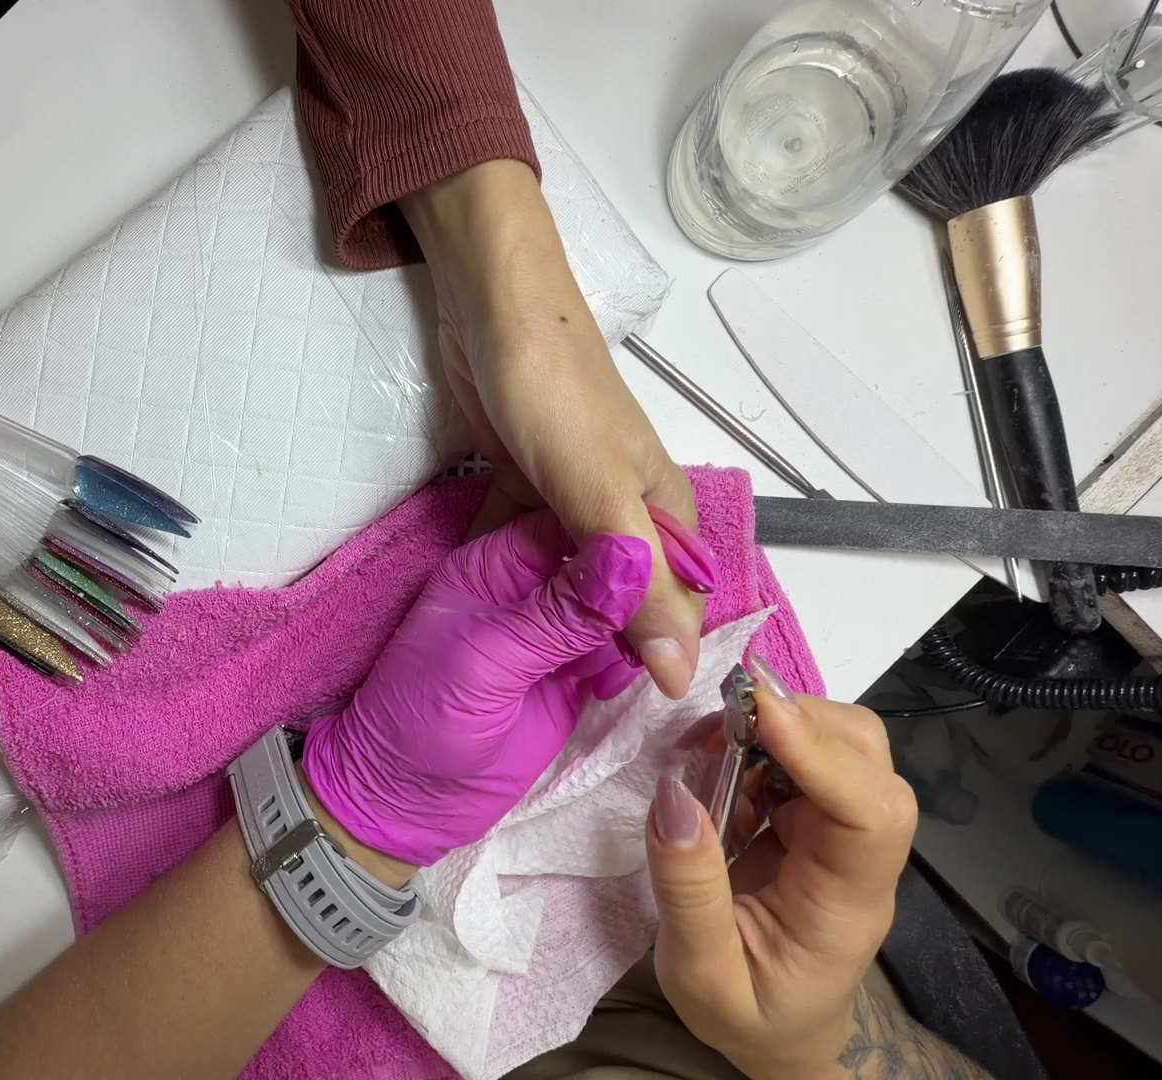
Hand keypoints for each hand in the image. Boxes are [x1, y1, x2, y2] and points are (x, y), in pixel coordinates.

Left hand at [302, 512, 650, 867]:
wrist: (411, 799)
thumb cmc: (424, 718)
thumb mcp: (491, 659)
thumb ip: (561, 614)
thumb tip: (631, 555)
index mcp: (498, 562)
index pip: (574, 523)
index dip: (623, 536)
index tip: (665, 562)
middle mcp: (530, 586)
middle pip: (607, 563)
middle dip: (639, 588)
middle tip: (662, 622)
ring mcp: (556, 630)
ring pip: (621, 607)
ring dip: (640, 627)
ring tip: (636, 657)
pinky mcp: (574, 670)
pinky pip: (620, 650)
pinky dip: (632, 660)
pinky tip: (626, 679)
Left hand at [400, 160, 705, 698]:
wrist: (493, 311)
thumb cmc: (556, 396)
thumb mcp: (600, 494)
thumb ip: (638, 581)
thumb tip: (681, 674)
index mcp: (665, 515)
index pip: (674, 612)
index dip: (647, 662)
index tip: (602, 708)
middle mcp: (625, 512)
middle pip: (618, 597)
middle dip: (588, 643)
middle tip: (544, 693)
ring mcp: (571, 498)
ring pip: (566, 573)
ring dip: (544, 610)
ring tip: (509, 665)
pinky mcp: (527, 485)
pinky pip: (524, 545)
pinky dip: (506, 572)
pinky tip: (480, 608)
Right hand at [646, 658, 918, 1079]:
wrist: (781, 1038)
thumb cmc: (747, 1015)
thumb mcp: (701, 976)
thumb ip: (687, 891)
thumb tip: (672, 794)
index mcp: (844, 907)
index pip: (869, 814)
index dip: (820, 751)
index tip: (754, 709)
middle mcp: (855, 860)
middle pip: (870, 762)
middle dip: (800, 718)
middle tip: (720, 716)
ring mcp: (837, 837)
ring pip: (840, 748)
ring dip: (774, 725)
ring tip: (706, 742)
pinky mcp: (810, 824)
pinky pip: (800, 760)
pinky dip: (757, 741)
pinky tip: (715, 763)